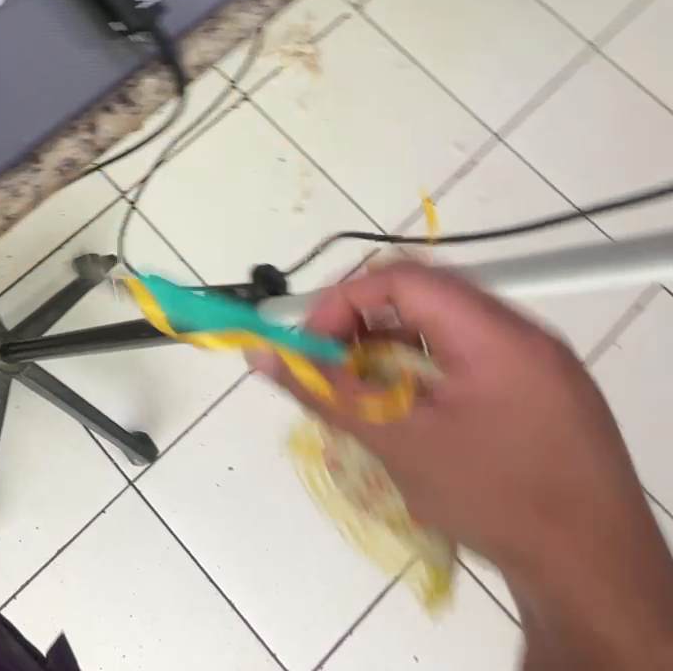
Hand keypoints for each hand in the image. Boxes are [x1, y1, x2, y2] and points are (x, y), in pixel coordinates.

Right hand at [252, 261, 666, 586]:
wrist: (598, 578)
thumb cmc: (495, 499)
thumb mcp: (396, 441)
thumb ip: (323, 389)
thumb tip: (259, 353)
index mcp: (498, 338)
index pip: (400, 280)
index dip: (342, 301)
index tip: (312, 345)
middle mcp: (523, 338)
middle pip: (418, 296)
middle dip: (358, 322)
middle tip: (327, 362)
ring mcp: (537, 366)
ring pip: (437, 325)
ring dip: (384, 346)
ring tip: (359, 390)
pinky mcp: (540, 394)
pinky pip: (462, 354)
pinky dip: (416, 368)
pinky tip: (401, 407)